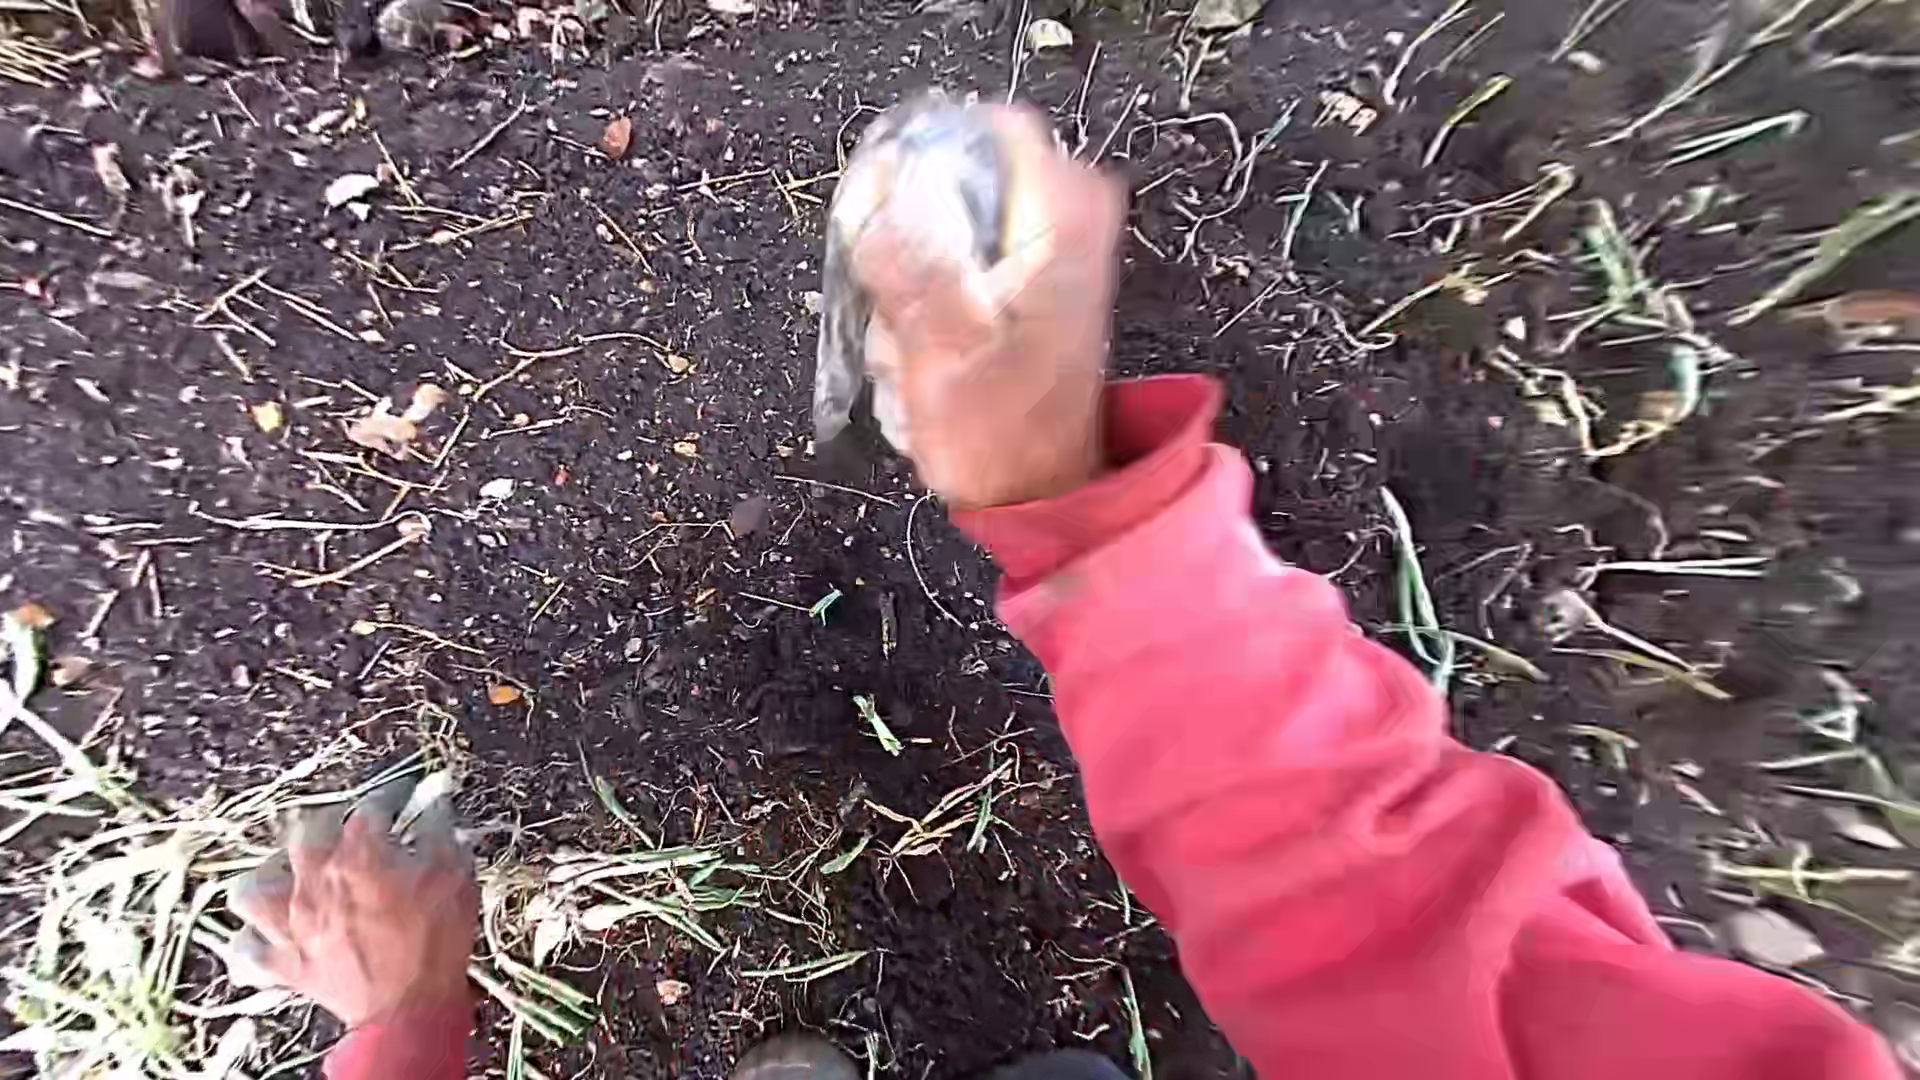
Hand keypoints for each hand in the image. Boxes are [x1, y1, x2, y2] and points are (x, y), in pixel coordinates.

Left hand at [226, 781, 477, 1027]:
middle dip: (331, 818)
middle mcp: (314, 885)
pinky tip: (275, 924)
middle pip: (303, 834)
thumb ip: (440, 829)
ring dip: (274, 871)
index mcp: (360, 858)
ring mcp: (288, 926)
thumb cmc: (437, 933)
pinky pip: (244, 944)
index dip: (392, 793)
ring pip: (251, 887)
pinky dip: (255, 930)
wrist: (408, 1002)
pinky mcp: (280, 962)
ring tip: (297, 867)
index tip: (407, 791)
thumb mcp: (455, 870)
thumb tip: (433, 803)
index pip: (370, 808)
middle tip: (352, 819)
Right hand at [854, 106, 1125, 509]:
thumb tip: (880, 185)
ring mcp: (1030, 267)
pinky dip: (921, 324)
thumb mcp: (949, 353)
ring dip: (907, 306)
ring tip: (917, 365)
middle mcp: (1054, 229)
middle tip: (904, 327)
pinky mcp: (1010, 300)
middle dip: (904, 261)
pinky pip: (942, 283)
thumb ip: (915, 264)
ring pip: (934, 246)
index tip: (878, 228)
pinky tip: (926, 370)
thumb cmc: (999, 437)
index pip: (981, 132)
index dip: (916, 167)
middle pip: (947, 195)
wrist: (1034, 495)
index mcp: (1059, 222)